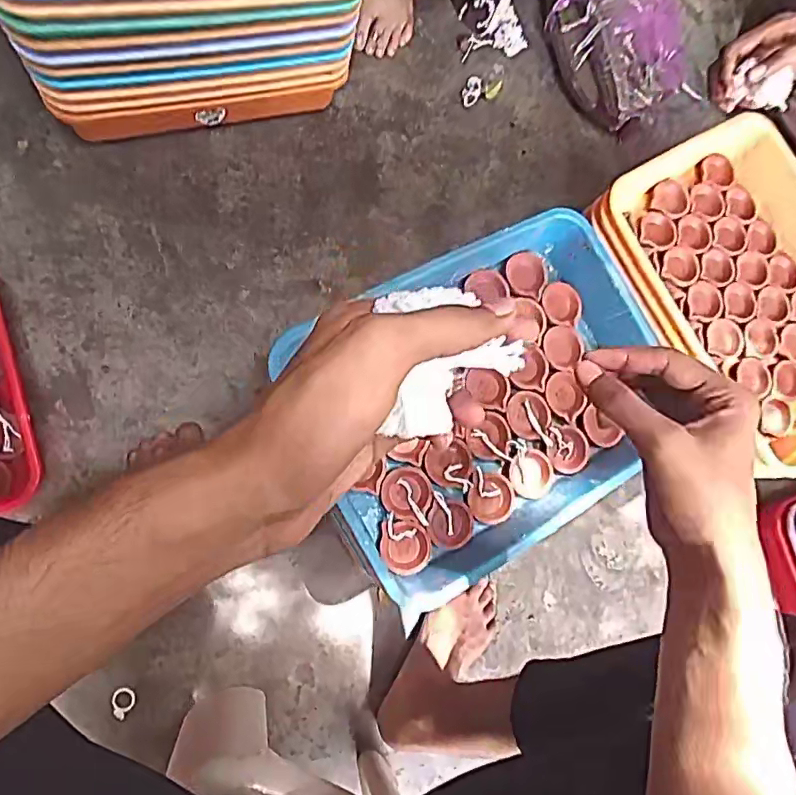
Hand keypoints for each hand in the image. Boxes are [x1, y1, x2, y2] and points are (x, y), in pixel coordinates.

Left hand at [230, 299, 526, 546]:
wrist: (269, 487)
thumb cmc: (323, 414)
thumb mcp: (383, 351)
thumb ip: (443, 326)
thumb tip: (502, 311)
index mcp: (363, 321)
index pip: (436, 307)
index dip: (481, 318)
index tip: (526, 332)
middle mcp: (363, 353)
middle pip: (435, 347)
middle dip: (472, 360)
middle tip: (502, 379)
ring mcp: (364, 397)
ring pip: (427, 387)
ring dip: (457, 397)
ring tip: (475, 415)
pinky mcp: (365, 436)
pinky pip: (413, 422)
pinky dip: (435, 426)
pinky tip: (446, 438)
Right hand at [574, 347, 757, 555]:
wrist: (707, 552)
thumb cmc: (701, 497)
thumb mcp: (662, 443)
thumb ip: (623, 403)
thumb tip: (586, 371)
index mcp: (726, 396)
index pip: (670, 363)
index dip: (627, 358)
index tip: (590, 358)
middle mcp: (712, 405)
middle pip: (659, 376)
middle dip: (621, 372)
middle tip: (582, 371)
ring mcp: (691, 425)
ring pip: (648, 394)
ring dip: (618, 389)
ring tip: (585, 385)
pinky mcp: (671, 443)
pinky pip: (642, 414)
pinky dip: (620, 409)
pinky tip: (599, 405)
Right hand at [711, 6, 795, 109]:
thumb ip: (779, 59)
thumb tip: (751, 76)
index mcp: (770, 30)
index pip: (735, 50)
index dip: (727, 71)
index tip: (730, 90)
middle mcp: (764, 41)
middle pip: (729, 62)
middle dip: (721, 84)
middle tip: (724, 103)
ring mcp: (769, 53)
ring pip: (737, 72)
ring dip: (730, 90)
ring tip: (731, 106)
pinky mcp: (776, 64)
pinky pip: (752, 79)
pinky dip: (745, 92)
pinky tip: (747, 102)